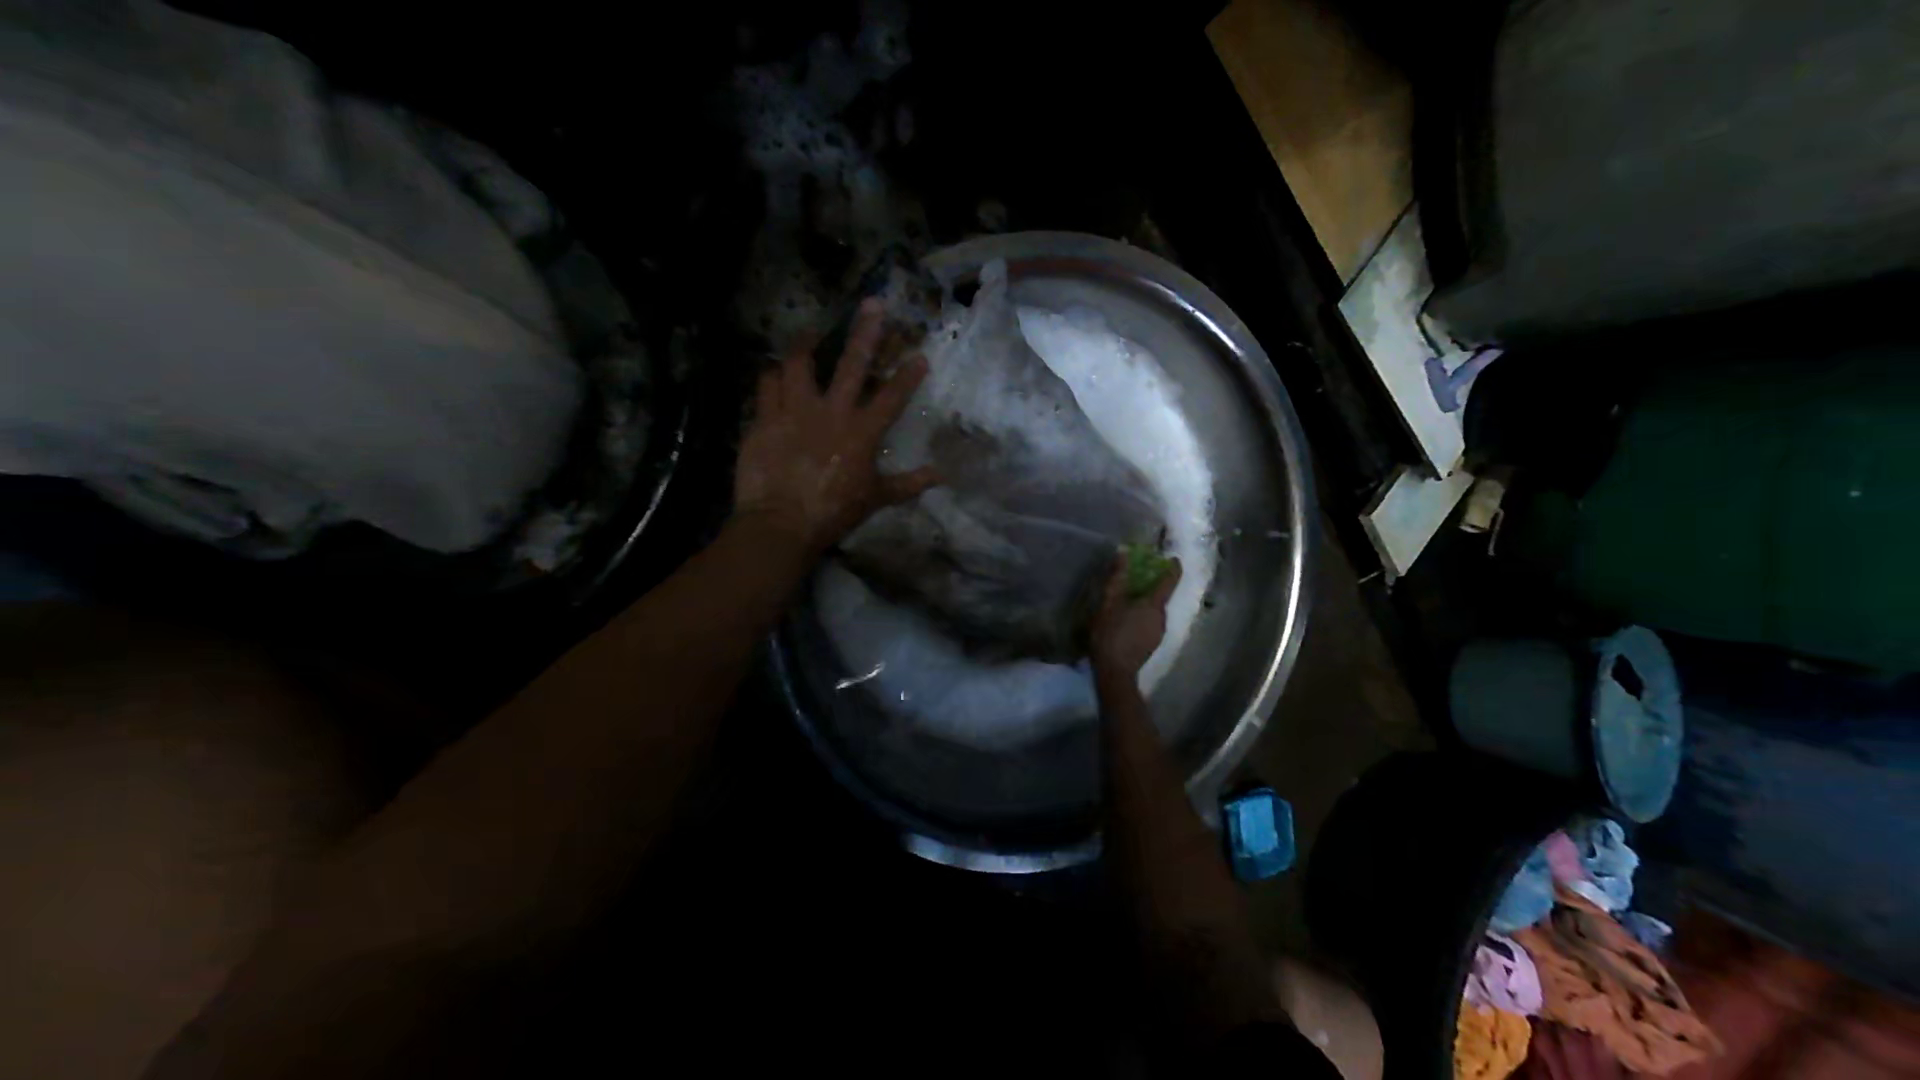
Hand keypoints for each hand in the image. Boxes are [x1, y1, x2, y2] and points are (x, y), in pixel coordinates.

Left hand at [733, 298, 938, 555]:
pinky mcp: (764, 418)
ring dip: (805, 344)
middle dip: (865, 331)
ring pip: (798, 363)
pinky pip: (766, 385)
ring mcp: (794, 411)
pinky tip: (775, 371)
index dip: (908, 375)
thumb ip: (907, 484)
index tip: (920, 355)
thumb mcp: (875, 499)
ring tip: (809, 333)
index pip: (891, 397)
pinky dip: (772, 375)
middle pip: (851, 363)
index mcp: (861, 432)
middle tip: (873, 303)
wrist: (781, 522)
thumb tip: (940, 476)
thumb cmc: (833, 512)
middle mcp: (830, 412)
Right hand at [1089, 553, 1182, 682]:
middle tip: (1137, 579)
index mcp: (1154, 605)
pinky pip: (1150, 623)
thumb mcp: (1109, 604)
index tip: (1173, 558)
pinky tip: (1127, 621)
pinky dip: (1143, 617)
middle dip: (1153, 586)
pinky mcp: (1152, 645)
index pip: (1169, 581)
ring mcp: (1159, 633)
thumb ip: (1118, 579)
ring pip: (1155, 611)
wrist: (1114, 673)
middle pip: (1161, 596)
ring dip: (1146, 603)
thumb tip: (1124, 553)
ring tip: (1129, 601)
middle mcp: (1162, 617)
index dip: (1172, 568)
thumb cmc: (1110, 635)